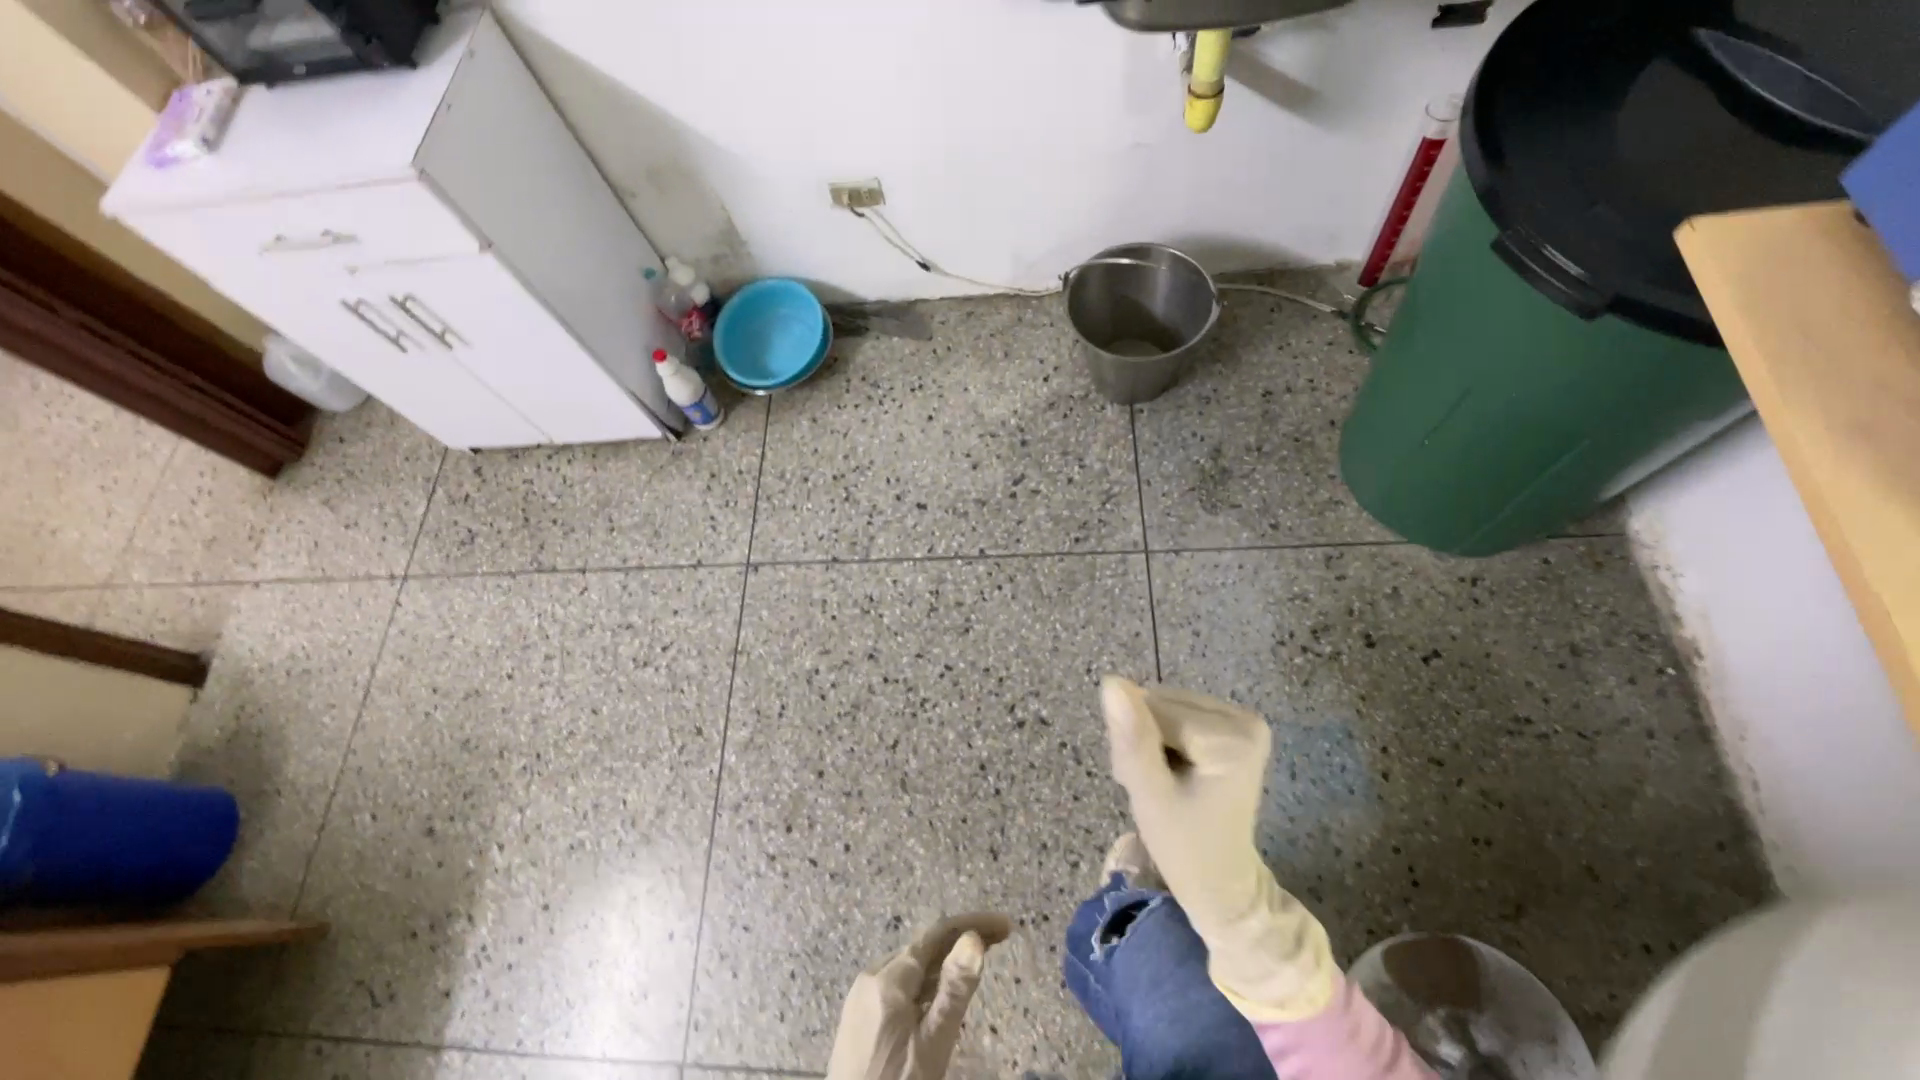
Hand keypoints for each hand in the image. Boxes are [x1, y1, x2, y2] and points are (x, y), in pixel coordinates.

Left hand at [825, 913, 1012, 1079]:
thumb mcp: (932, 1043)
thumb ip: (954, 991)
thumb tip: (974, 938)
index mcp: (887, 977)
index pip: (936, 935)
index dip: (973, 924)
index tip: (1007, 926)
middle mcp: (871, 976)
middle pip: (923, 948)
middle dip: (962, 939)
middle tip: (1001, 940)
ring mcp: (862, 996)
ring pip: (911, 968)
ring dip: (945, 960)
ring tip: (978, 961)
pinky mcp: (861, 1016)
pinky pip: (899, 986)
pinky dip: (927, 981)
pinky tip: (943, 992)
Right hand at [1101, 675, 1336, 1021]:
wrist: (1222, 884)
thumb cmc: (1185, 849)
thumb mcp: (1150, 796)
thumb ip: (1132, 739)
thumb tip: (1112, 682)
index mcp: (1232, 735)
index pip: (1153, 711)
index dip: (1133, 744)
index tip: (1142, 786)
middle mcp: (1244, 718)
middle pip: (1161, 703)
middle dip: (1142, 740)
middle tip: (1151, 788)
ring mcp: (1242, 721)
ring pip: (1164, 706)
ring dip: (1149, 741)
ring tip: (1160, 783)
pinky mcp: (1234, 727)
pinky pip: (1177, 714)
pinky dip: (1162, 741)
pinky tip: (1170, 773)